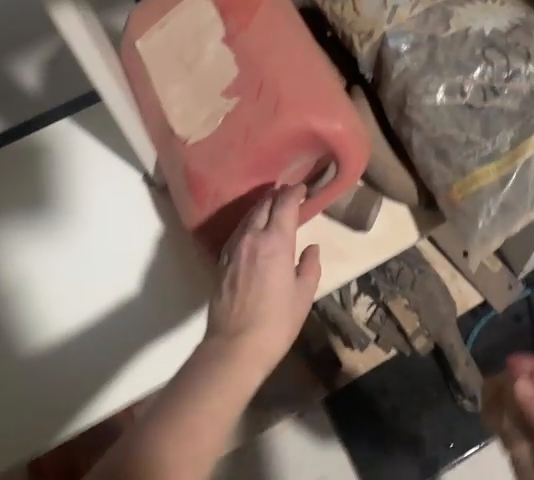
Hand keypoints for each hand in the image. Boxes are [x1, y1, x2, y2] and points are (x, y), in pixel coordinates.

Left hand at [205, 184, 321, 372]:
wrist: (235, 345)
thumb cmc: (276, 322)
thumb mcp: (303, 296)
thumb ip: (309, 267)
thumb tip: (311, 248)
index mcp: (275, 242)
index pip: (284, 205)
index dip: (294, 193)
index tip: (302, 188)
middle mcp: (252, 237)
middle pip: (264, 205)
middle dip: (278, 196)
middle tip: (289, 193)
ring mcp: (234, 247)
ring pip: (248, 216)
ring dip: (262, 207)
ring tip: (273, 205)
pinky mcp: (222, 260)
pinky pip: (238, 231)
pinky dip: (250, 223)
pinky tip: (254, 229)